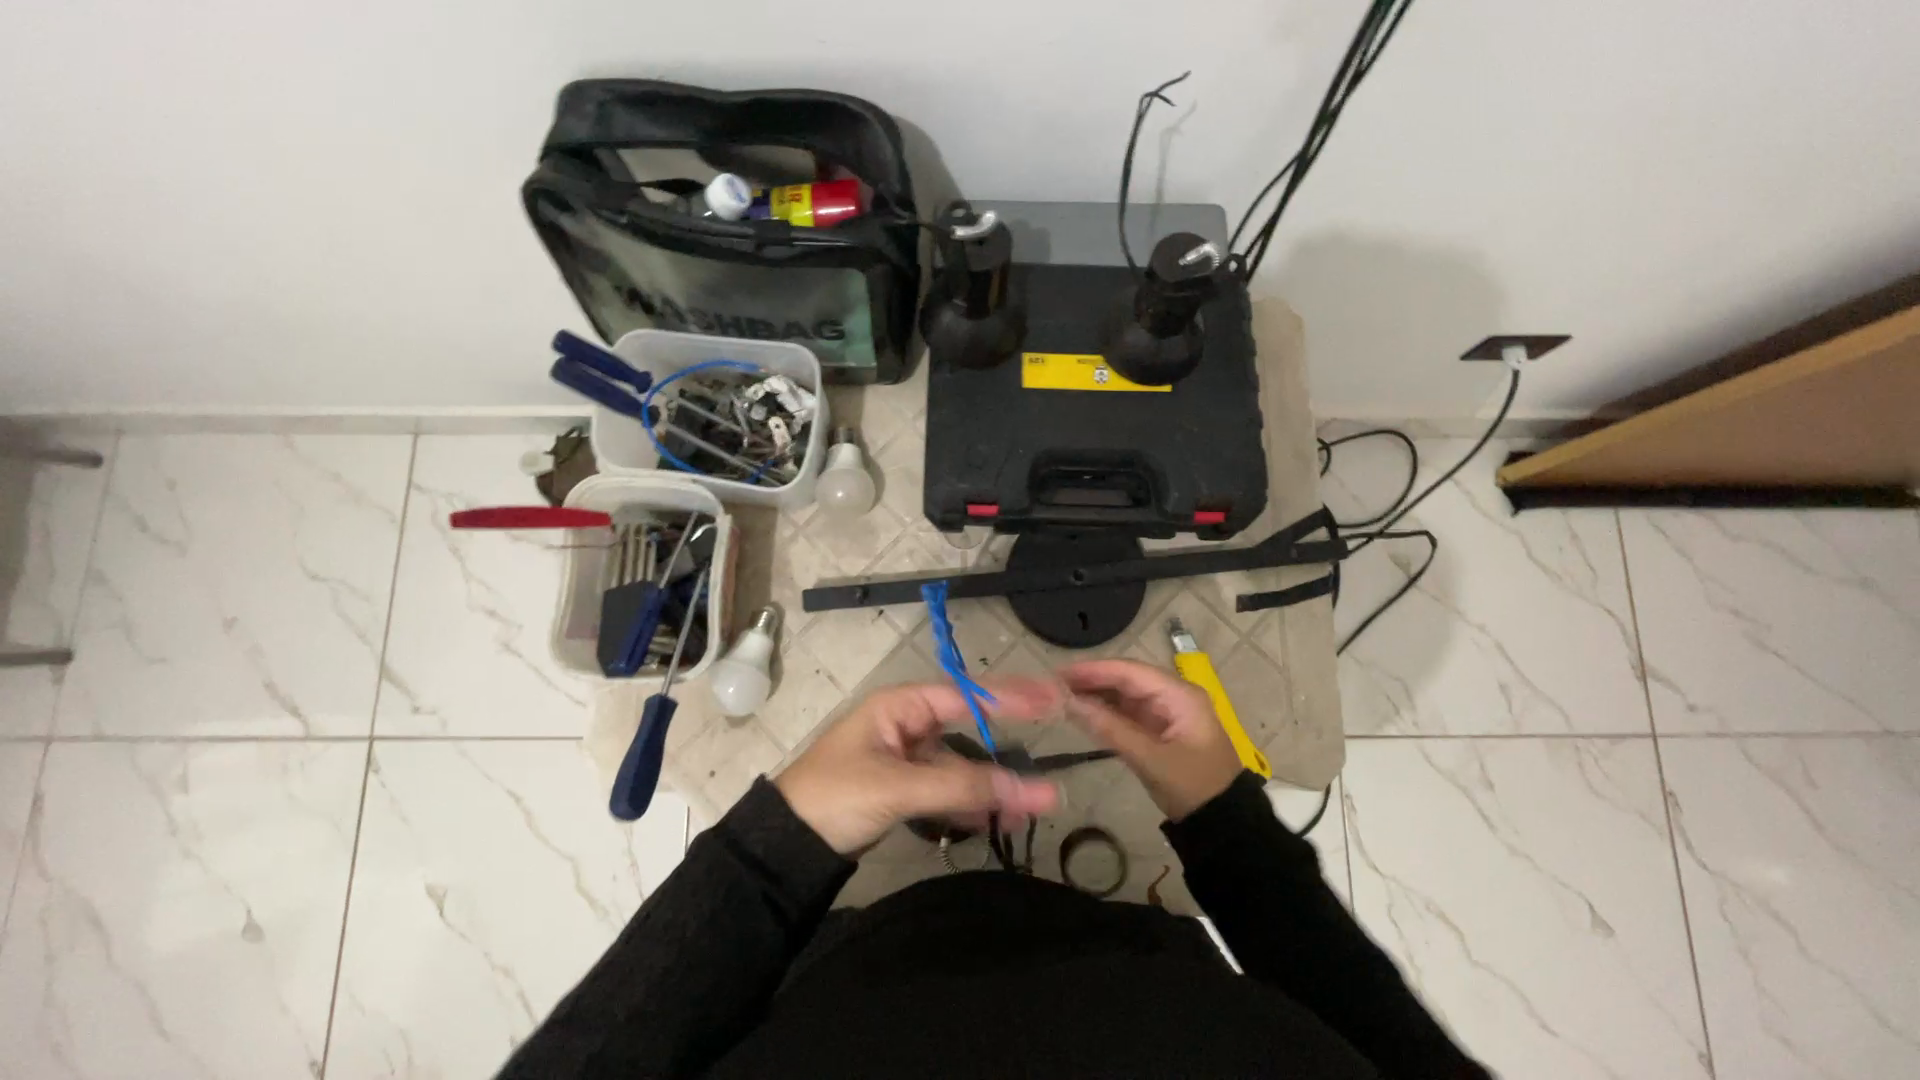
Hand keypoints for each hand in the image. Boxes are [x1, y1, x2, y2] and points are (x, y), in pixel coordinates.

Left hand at [772, 678, 1062, 854]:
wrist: (784, 849)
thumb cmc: (835, 798)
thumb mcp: (899, 787)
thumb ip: (964, 786)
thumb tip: (1033, 789)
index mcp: (899, 707)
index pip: (966, 695)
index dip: (1011, 696)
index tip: (1053, 698)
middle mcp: (905, 726)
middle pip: (968, 730)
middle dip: (1006, 747)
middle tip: (1050, 753)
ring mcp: (905, 761)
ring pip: (960, 766)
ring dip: (991, 785)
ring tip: (1033, 803)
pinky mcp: (902, 792)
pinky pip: (947, 792)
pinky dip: (970, 805)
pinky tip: (998, 820)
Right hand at [1062, 659, 1242, 821]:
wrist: (1223, 822)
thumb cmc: (1192, 787)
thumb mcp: (1150, 759)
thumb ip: (1110, 728)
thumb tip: (1068, 703)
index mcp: (1180, 695)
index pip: (1130, 671)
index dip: (1094, 670)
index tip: (1059, 673)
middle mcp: (1174, 696)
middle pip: (1127, 679)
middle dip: (1092, 681)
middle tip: (1053, 685)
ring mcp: (1167, 713)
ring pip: (1125, 695)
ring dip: (1096, 695)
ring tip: (1061, 697)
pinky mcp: (1160, 730)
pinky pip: (1129, 713)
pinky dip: (1106, 713)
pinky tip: (1083, 713)